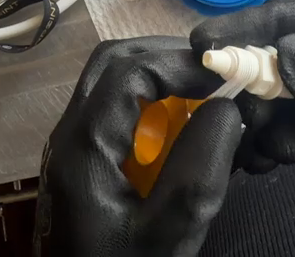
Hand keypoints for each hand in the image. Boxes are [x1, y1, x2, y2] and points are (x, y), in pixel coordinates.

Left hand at [36, 36, 242, 256]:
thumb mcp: (169, 236)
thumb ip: (198, 170)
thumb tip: (226, 107)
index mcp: (83, 145)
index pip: (129, 71)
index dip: (178, 62)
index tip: (223, 71)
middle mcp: (67, 133)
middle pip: (110, 63)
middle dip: (163, 58)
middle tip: (211, 72)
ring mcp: (69, 146)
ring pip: (107, 82)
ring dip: (153, 78)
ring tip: (199, 95)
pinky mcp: (79, 162)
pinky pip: (109, 111)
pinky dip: (144, 105)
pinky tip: (176, 129)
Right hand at [192, 0, 294, 256]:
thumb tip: (284, 52)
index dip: (249, 25)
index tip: (201, 44)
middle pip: (291, 50)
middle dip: (253, 80)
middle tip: (229, 119)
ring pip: (293, 88)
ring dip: (267, 115)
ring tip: (260, 155)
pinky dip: (284, 135)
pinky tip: (270, 160)